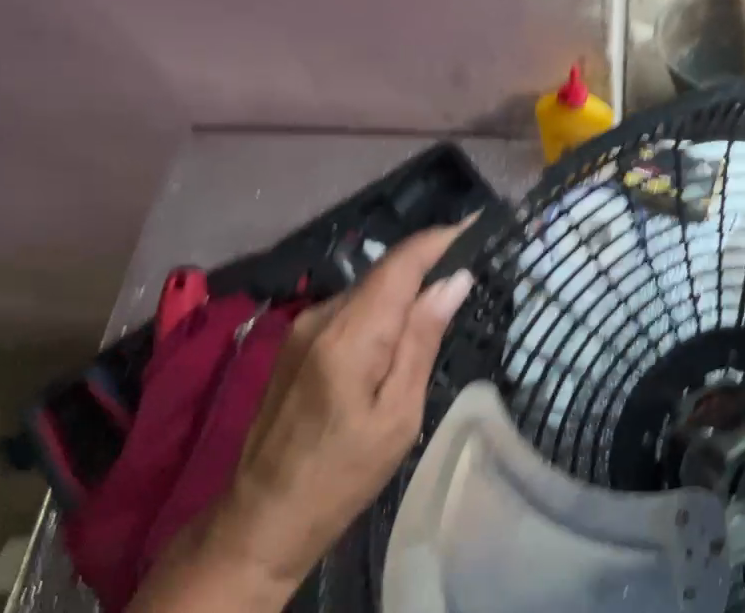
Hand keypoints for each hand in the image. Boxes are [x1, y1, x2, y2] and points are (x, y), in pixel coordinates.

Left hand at [182, 225, 474, 601]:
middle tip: (476, 265)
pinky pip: (350, 309)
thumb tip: (455, 280)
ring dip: (407, 286)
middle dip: (430, 261)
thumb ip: (422, 339)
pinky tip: (403, 329)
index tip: (481, 224)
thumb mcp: (399, 414)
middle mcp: (321, 317)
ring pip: (368, 289)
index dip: (442, 238)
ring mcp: (302, 328)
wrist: (262, 519)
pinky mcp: (296, 344)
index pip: (402, 262)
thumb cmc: (343, 474)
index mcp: (349, 334)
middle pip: (385, 271)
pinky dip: (383, 306)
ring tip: (447, 297)